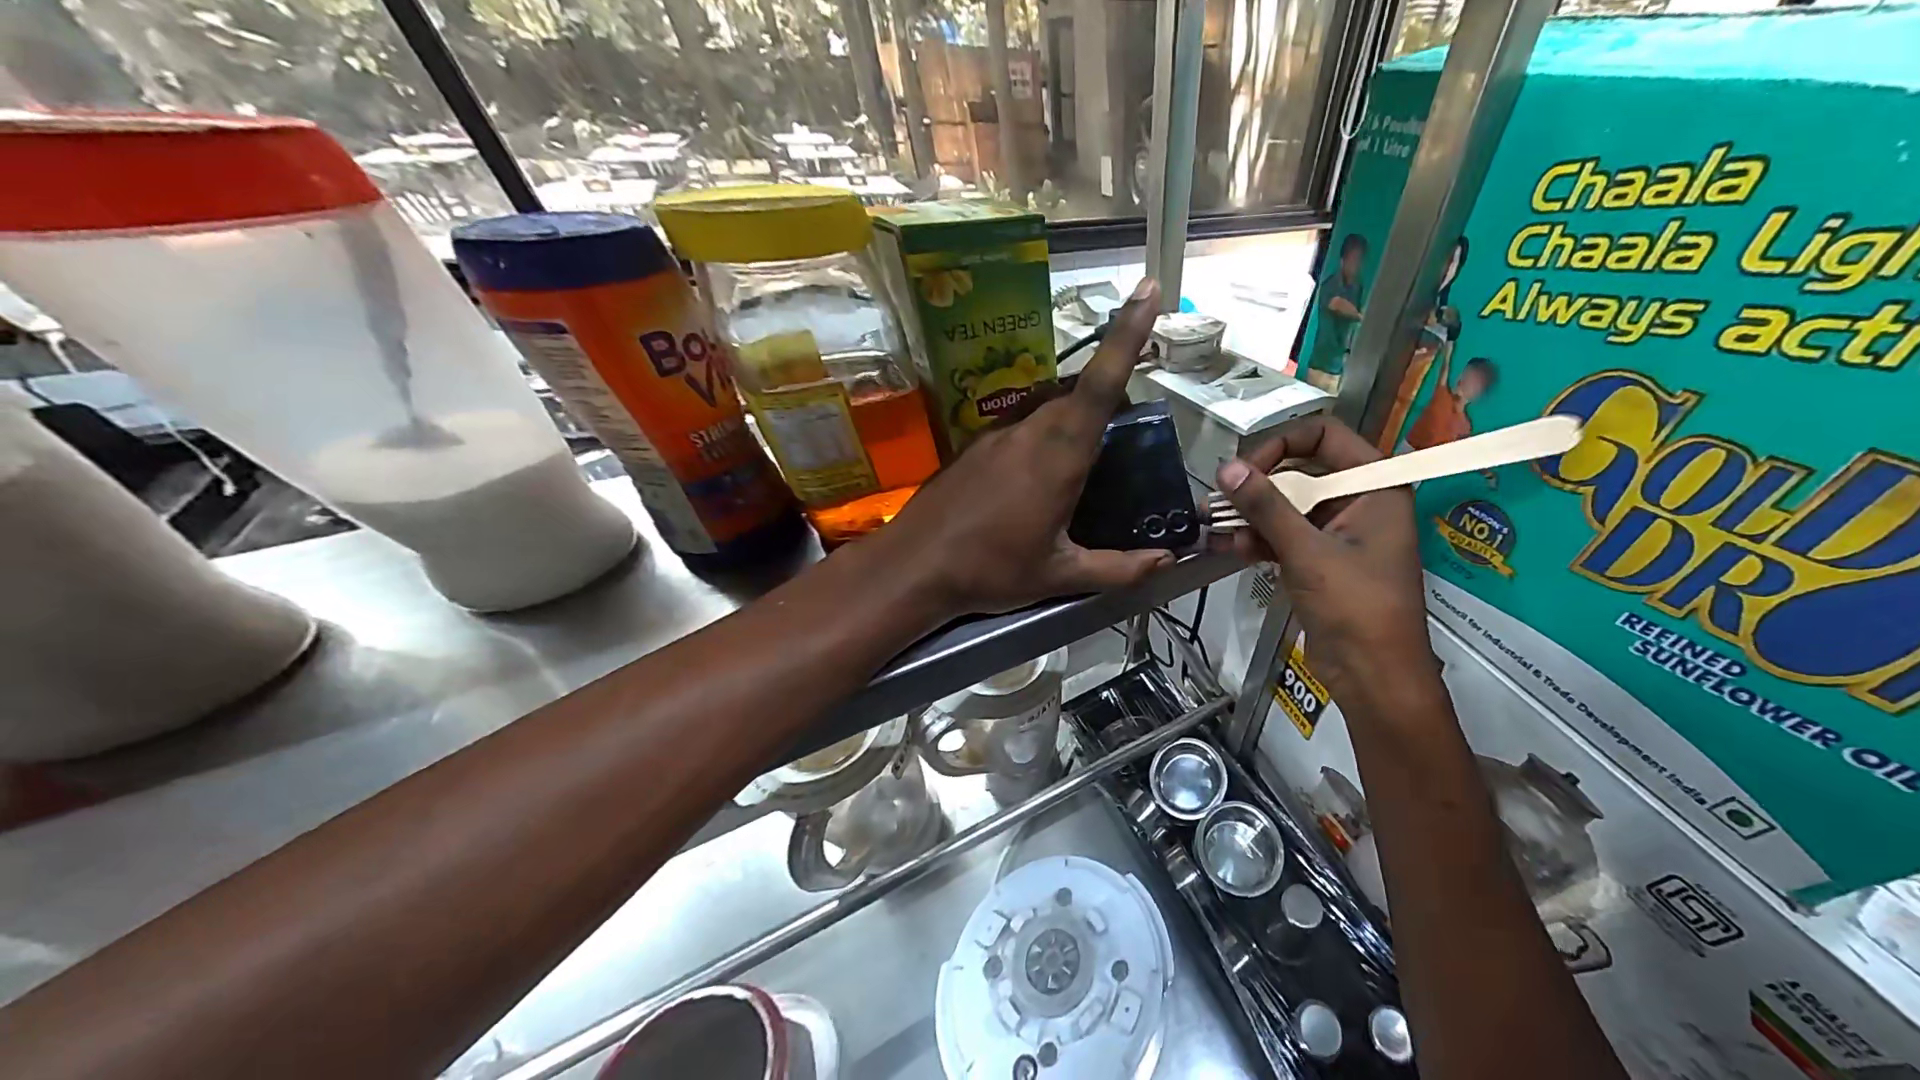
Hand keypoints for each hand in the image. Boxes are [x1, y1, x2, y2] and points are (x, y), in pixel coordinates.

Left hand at [866, 279, 1172, 616]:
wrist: (914, 567)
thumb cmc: (990, 570)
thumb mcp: (1059, 576)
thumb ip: (1118, 568)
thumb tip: (1167, 560)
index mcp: (1058, 455)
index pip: (1101, 383)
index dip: (1127, 334)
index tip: (1148, 289)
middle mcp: (1027, 432)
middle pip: (1077, 394)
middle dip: (1108, 398)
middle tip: (1125, 439)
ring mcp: (995, 435)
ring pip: (1046, 408)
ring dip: (1072, 418)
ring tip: (1083, 464)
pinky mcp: (973, 447)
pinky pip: (1019, 426)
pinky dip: (1041, 436)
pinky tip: (1034, 480)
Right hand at [1214, 415, 1434, 710]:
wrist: (1373, 675)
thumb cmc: (1356, 606)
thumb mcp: (1307, 551)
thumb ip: (1266, 506)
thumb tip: (1226, 468)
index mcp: (1375, 486)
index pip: (1325, 436)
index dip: (1281, 445)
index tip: (1245, 469)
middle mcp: (1358, 500)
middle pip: (1300, 470)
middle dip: (1257, 485)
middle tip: (1218, 497)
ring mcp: (1336, 531)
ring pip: (1285, 505)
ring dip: (1249, 514)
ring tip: (1212, 524)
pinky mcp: (1318, 558)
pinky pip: (1282, 534)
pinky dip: (1256, 538)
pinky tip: (1227, 545)